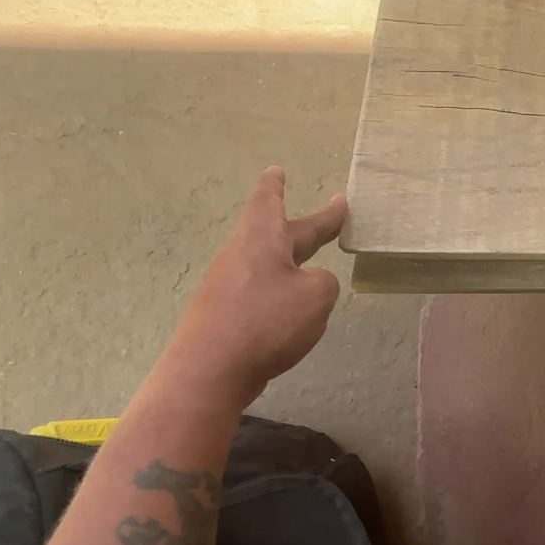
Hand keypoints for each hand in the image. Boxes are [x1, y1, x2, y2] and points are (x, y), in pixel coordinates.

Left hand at [162, 167, 347, 406]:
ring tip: (320, 269)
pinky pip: (264, 296)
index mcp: (262, 241)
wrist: (208, 374)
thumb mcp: (317, 295)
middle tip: (336, 212)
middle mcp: (242, 259)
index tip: (277, 170)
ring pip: (273, 267)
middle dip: (310, 226)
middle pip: (280, 235)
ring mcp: (231, 290)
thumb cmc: (266, 321)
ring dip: (296, 264)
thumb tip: (309, 285)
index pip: (268, 203)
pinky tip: (299, 314)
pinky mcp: (228, 319)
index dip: (276, 187)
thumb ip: (322, 282)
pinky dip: (285, 294)